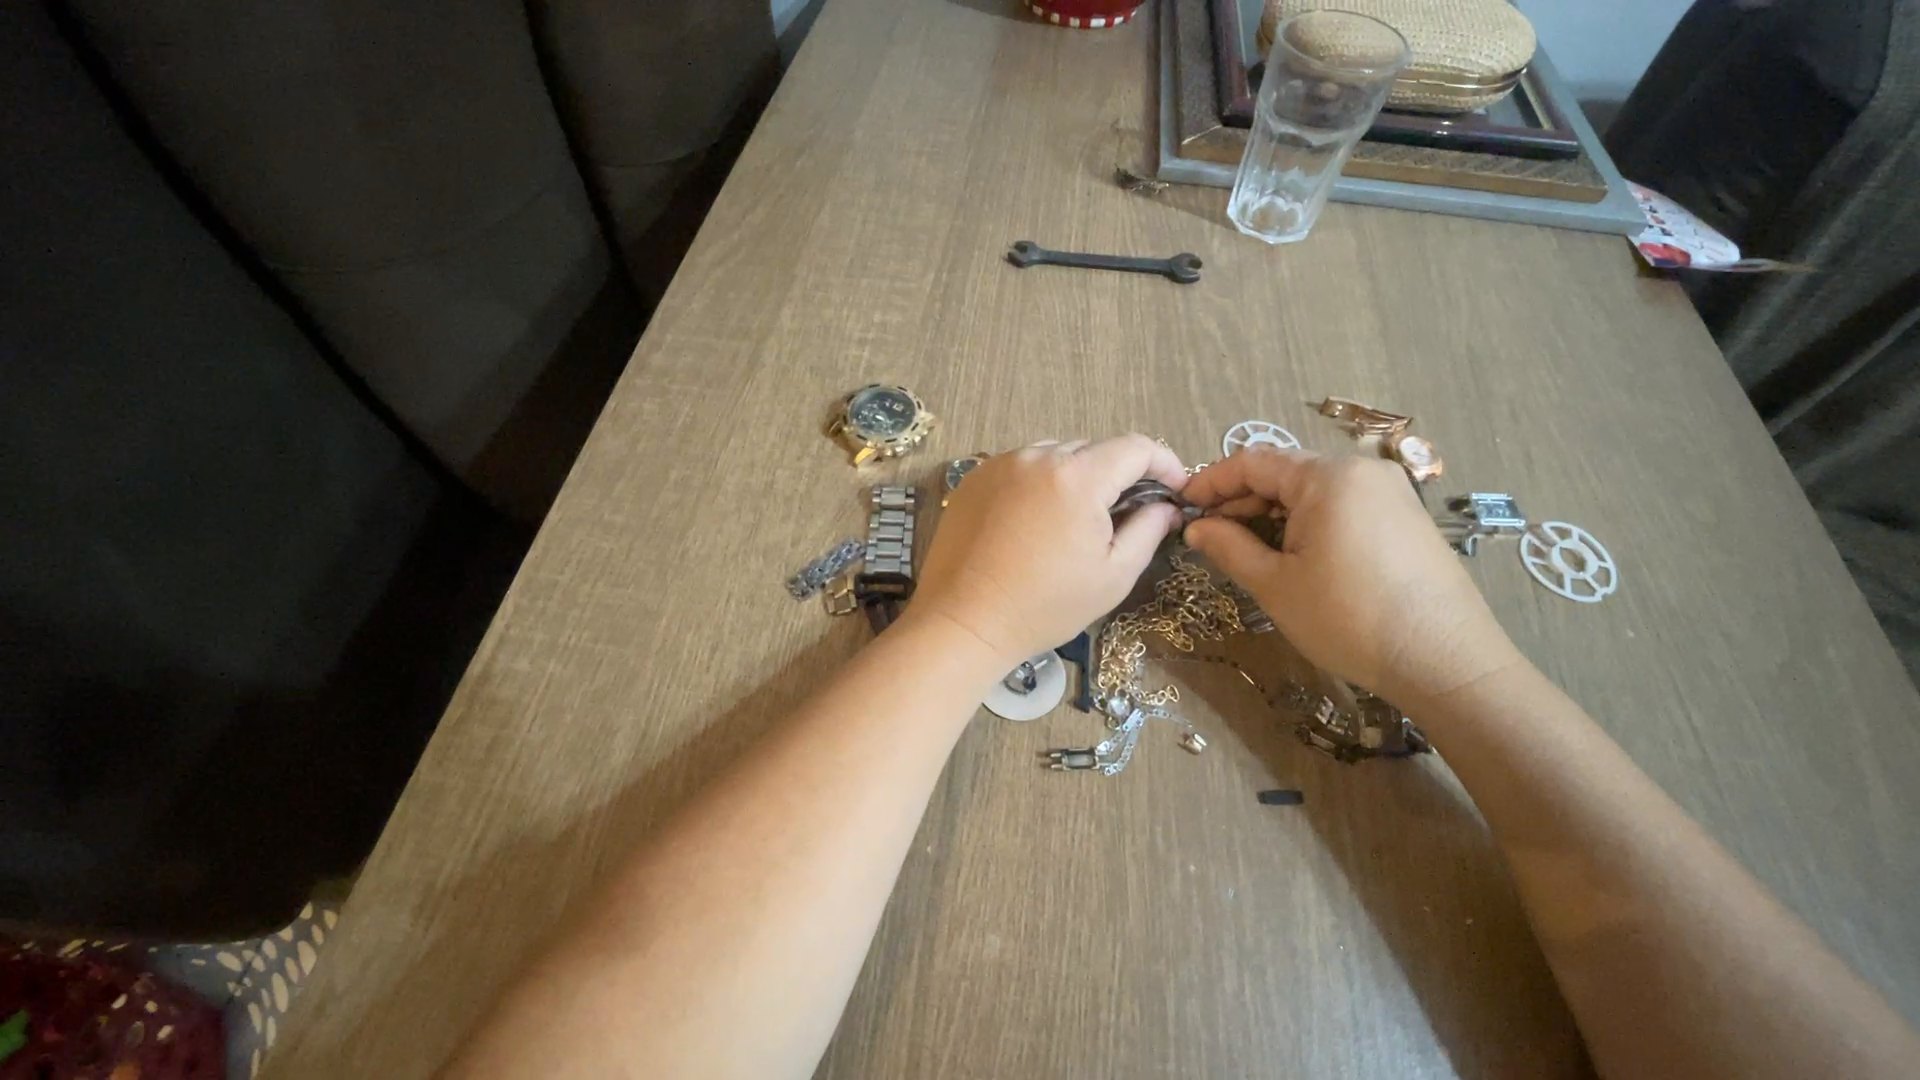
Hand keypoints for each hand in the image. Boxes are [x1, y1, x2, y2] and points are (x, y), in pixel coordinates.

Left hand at [910, 434, 1187, 668]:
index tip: (1174, 490)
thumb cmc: (1045, 607)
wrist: (963, 622)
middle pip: (1094, 450)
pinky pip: (1022, 468)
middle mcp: (1038, 457)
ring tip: (1075, 522)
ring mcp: (1001, 464)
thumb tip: (1166, 506)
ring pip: (1056, 456)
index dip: (1164, 463)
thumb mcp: (1112, 575)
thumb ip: (1147, 531)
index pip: (1135, 447)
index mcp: (1077, 478)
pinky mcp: (974, 478)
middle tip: (1124, 515)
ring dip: (1076, 478)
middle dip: (1118, 476)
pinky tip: (1035, 523)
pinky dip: (1040, 484)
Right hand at [1181, 448, 1523, 704]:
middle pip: (1285, 472)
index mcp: (1327, 476)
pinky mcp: (1405, 517)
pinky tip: (1293, 555)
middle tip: (1209, 535)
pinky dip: (1307, 522)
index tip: (1182, 506)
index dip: (1211, 481)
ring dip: (1273, 513)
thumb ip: (1228, 547)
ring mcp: (1390, 492)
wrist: (1445, 660)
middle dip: (1241, 500)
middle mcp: (1362, 471)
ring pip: (1313, 491)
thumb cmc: (1348, 618)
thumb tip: (1195, 527)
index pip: (1253, 461)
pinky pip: (1342, 506)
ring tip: (1246, 550)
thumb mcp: (1274, 585)